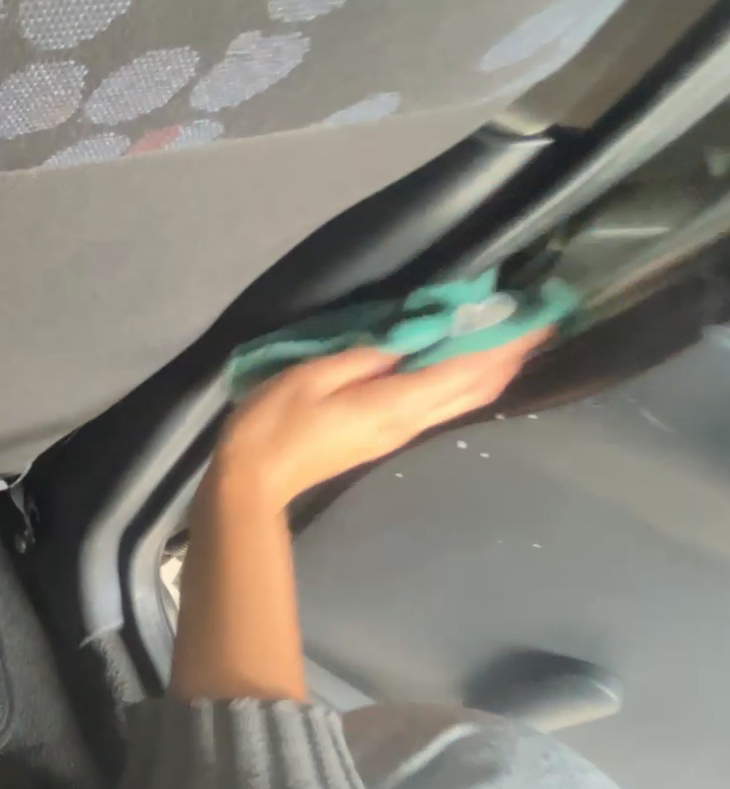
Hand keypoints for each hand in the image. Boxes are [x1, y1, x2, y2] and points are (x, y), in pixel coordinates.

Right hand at [218, 330, 550, 504]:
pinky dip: (464, 381)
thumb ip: (362, 356)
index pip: (468, 367)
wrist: (252, 480)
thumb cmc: (272, 425)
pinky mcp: (384, 438)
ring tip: (507, 338)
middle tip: (534, 318)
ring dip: (492, 369)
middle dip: (511, 353)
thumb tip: (407, 339)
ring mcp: (399, 433)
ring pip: (465, 400)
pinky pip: (442, 405)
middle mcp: (411, 421)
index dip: (504, 339)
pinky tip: (457, 367)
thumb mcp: (308, 378)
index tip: (536, 309)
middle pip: (479, 387)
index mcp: (394, 403)